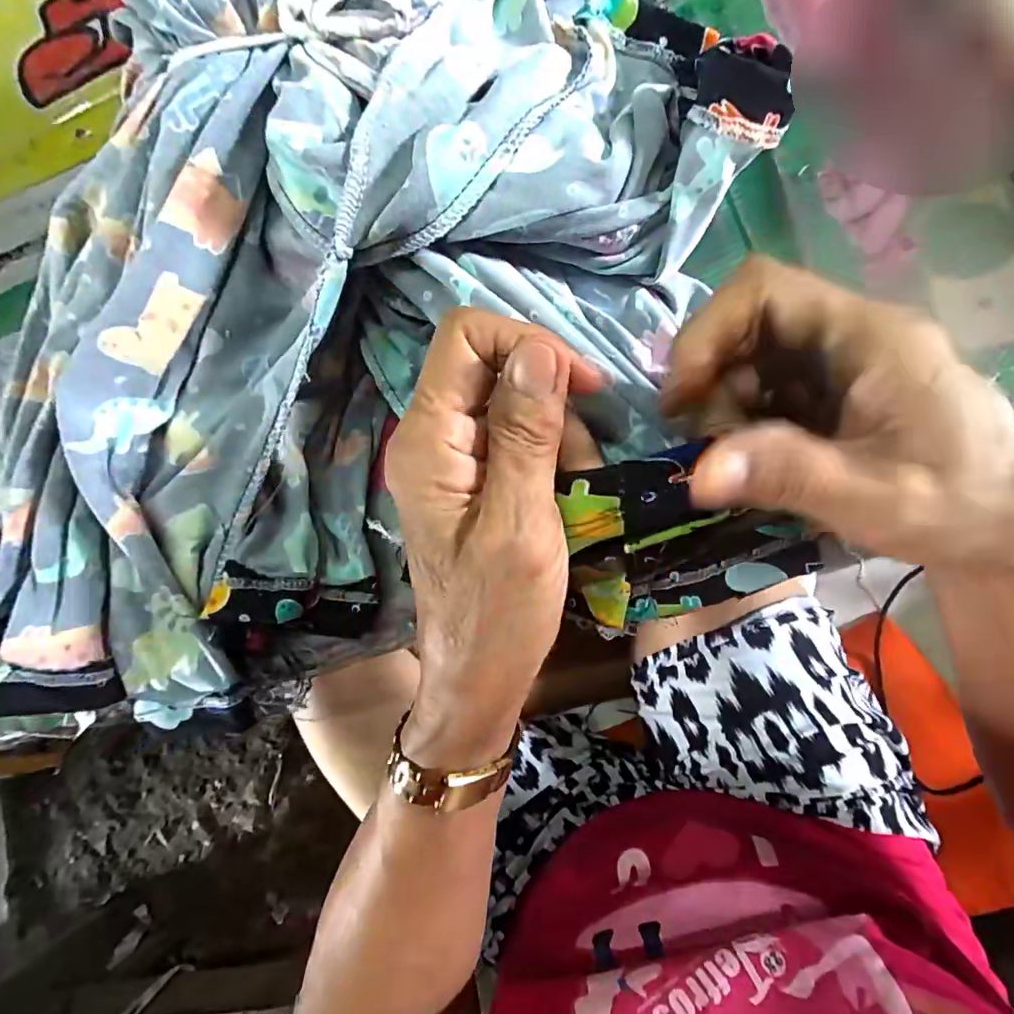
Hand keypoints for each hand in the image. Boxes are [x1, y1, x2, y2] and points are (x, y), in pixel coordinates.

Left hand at [385, 309, 605, 762]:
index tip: (579, 384)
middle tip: (585, 455)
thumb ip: (526, 434)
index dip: (525, 341)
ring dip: (557, 433)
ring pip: (510, 401)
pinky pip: (513, 439)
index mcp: (428, 440)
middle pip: (490, 365)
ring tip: (580, 488)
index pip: (464, 336)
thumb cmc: (498, 614)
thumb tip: (538, 349)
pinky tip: (568, 497)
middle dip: (550, 396)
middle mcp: (428, 439)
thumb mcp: (521, 523)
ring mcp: (448, 461)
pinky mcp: (469, 482)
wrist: (477, 677)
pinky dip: (550, 456)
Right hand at [663, 257, 1013, 575]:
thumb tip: (697, 474)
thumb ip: (789, 476)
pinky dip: (744, 429)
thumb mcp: (875, 498)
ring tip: (743, 469)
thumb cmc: (964, 508)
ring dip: (724, 413)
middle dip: (712, 386)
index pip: (761, 288)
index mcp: (867, 336)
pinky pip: (764, 395)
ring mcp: (838, 368)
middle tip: (715, 450)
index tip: (682, 400)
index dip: (706, 333)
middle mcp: (848, 338)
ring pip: (748, 364)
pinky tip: (760, 469)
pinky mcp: (831, 399)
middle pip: (745, 327)